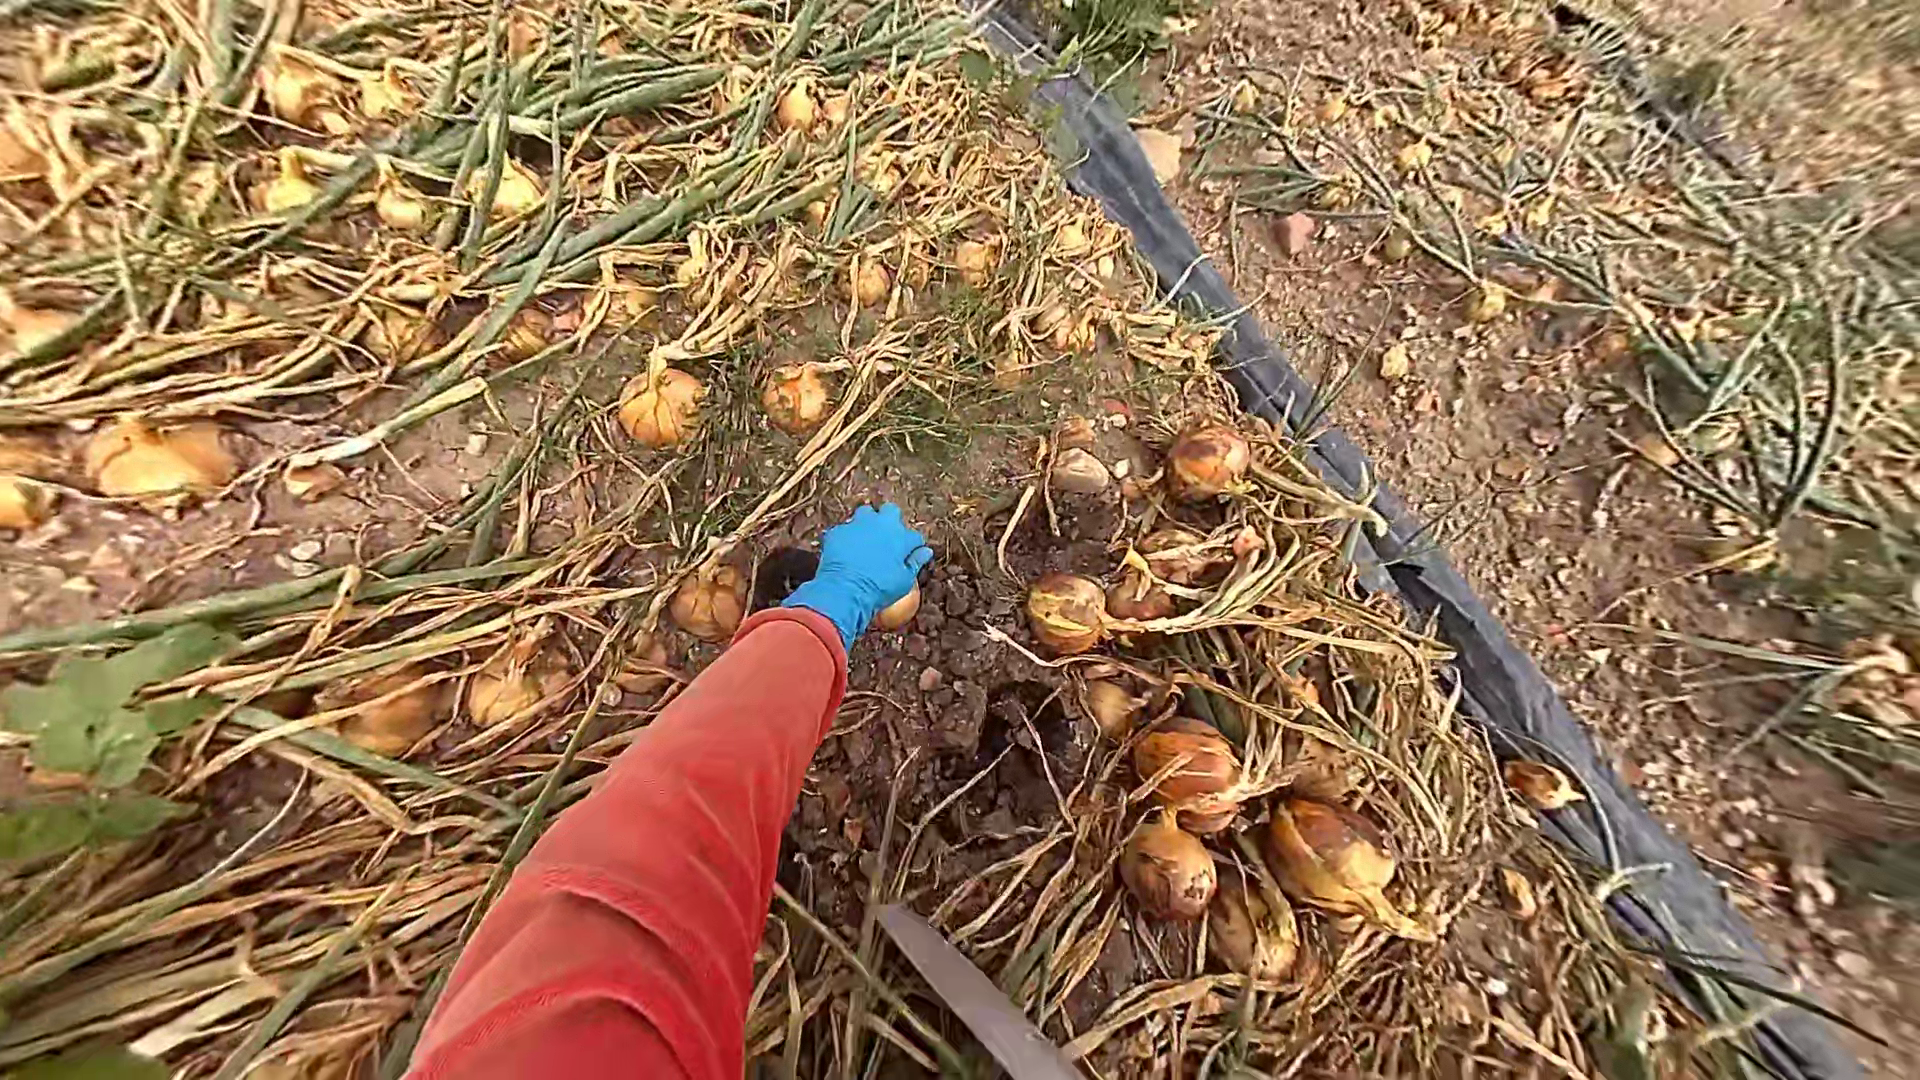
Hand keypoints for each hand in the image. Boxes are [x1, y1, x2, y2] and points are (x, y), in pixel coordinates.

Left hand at [783, 503, 932, 645]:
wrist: (846, 590)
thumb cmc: (879, 588)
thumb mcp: (904, 580)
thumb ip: (916, 562)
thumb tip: (926, 552)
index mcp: (902, 537)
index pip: (914, 536)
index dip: (911, 546)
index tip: (907, 555)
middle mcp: (882, 524)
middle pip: (891, 511)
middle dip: (890, 521)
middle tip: (886, 539)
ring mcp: (859, 524)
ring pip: (866, 513)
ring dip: (867, 523)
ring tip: (864, 540)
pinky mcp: (839, 531)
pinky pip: (845, 530)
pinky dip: (846, 538)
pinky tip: (844, 552)